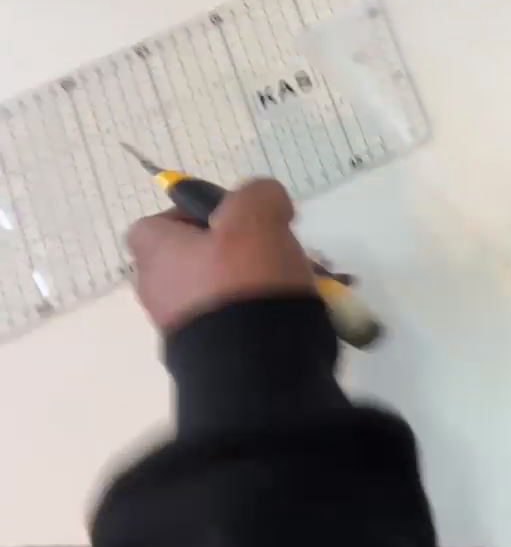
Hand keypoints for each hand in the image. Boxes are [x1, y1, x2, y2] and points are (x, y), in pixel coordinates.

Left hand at [125, 179, 315, 333]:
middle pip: (205, 253)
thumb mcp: (256, 217)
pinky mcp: (219, 340)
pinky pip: (250, 308)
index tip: (243, 215)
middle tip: (288, 244)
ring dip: (274, 272)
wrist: (253, 352)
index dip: (197, 213)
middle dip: (252, 245)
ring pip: (235, 281)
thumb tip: (265, 199)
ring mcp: (190, 318)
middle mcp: (164, 286)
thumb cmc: (246, 278)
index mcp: (158, 254)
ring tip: (317, 274)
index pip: (157, 223)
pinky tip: (316, 297)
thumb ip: (258, 194)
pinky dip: (279, 299)